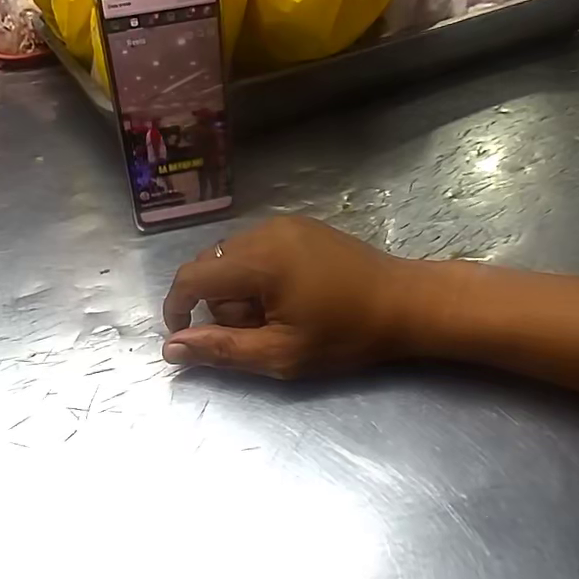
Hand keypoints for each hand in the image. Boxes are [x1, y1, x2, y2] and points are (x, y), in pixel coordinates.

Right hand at [162, 216, 438, 377]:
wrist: (407, 303)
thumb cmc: (346, 335)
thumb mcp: (282, 354)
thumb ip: (222, 350)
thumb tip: (171, 348)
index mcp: (259, 261)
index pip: (191, 277)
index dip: (176, 307)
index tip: (184, 335)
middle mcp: (264, 232)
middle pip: (210, 267)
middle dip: (219, 303)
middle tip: (258, 330)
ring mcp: (282, 224)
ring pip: (230, 257)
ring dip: (237, 288)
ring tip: (277, 312)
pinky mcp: (297, 225)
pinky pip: (253, 247)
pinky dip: (255, 273)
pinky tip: (288, 292)